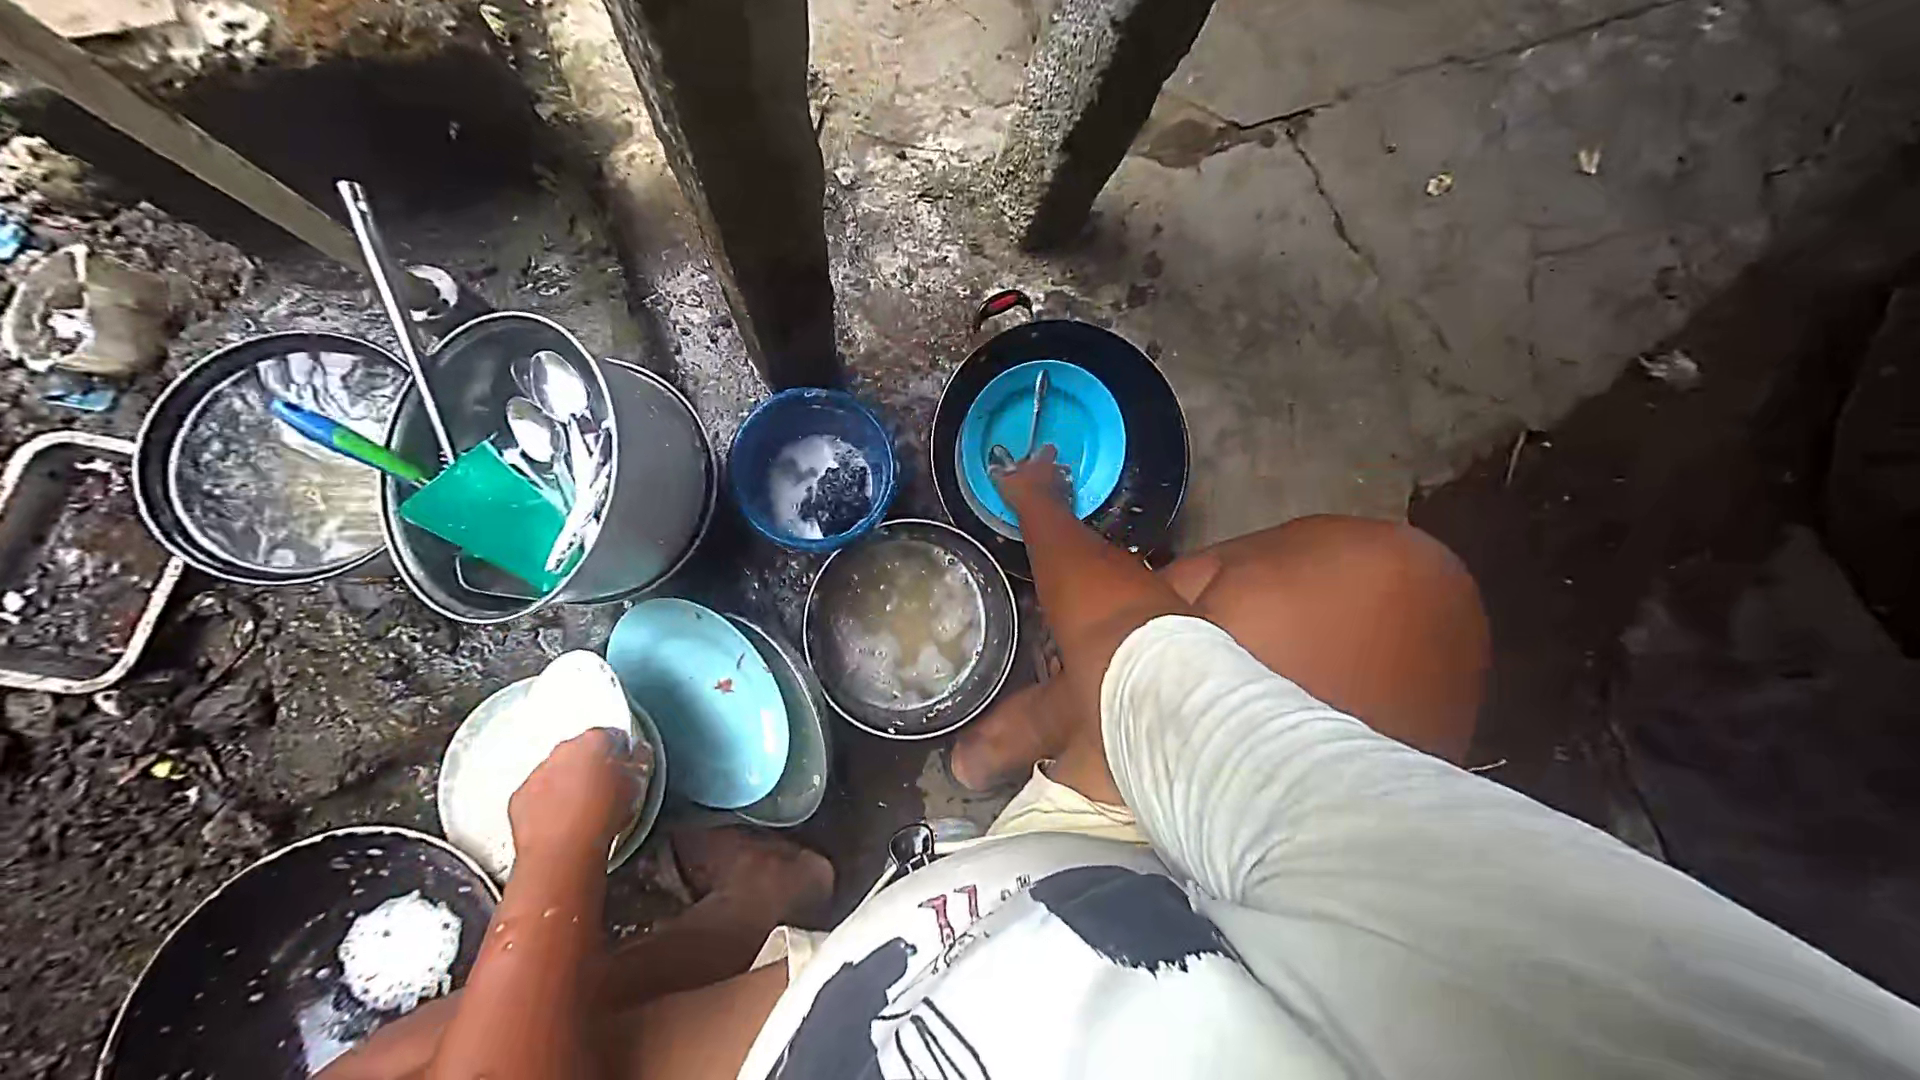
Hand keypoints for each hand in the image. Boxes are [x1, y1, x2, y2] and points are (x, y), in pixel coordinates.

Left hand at [509, 728, 650, 862]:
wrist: (562, 850)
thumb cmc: (606, 812)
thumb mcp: (638, 785)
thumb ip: (640, 761)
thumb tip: (638, 751)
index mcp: (595, 741)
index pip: (613, 736)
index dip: (622, 753)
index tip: (628, 769)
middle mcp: (563, 750)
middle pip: (582, 751)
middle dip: (592, 765)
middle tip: (605, 789)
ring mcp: (538, 773)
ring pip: (558, 771)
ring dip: (568, 782)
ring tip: (582, 808)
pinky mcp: (519, 798)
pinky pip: (538, 793)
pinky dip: (548, 802)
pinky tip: (560, 820)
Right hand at [991, 443, 1070, 515]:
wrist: (1041, 513)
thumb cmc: (1022, 491)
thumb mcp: (1004, 482)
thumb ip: (1000, 474)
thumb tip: (993, 469)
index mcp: (1042, 461)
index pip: (1048, 449)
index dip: (1044, 451)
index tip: (1039, 455)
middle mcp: (1057, 470)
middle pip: (1058, 466)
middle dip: (1051, 470)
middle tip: (1040, 477)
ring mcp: (1064, 486)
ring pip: (1063, 481)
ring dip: (1056, 485)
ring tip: (1045, 493)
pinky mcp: (1068, 502)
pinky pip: (1065, 497)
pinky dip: (1059, 500)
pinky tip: (1049, 506)